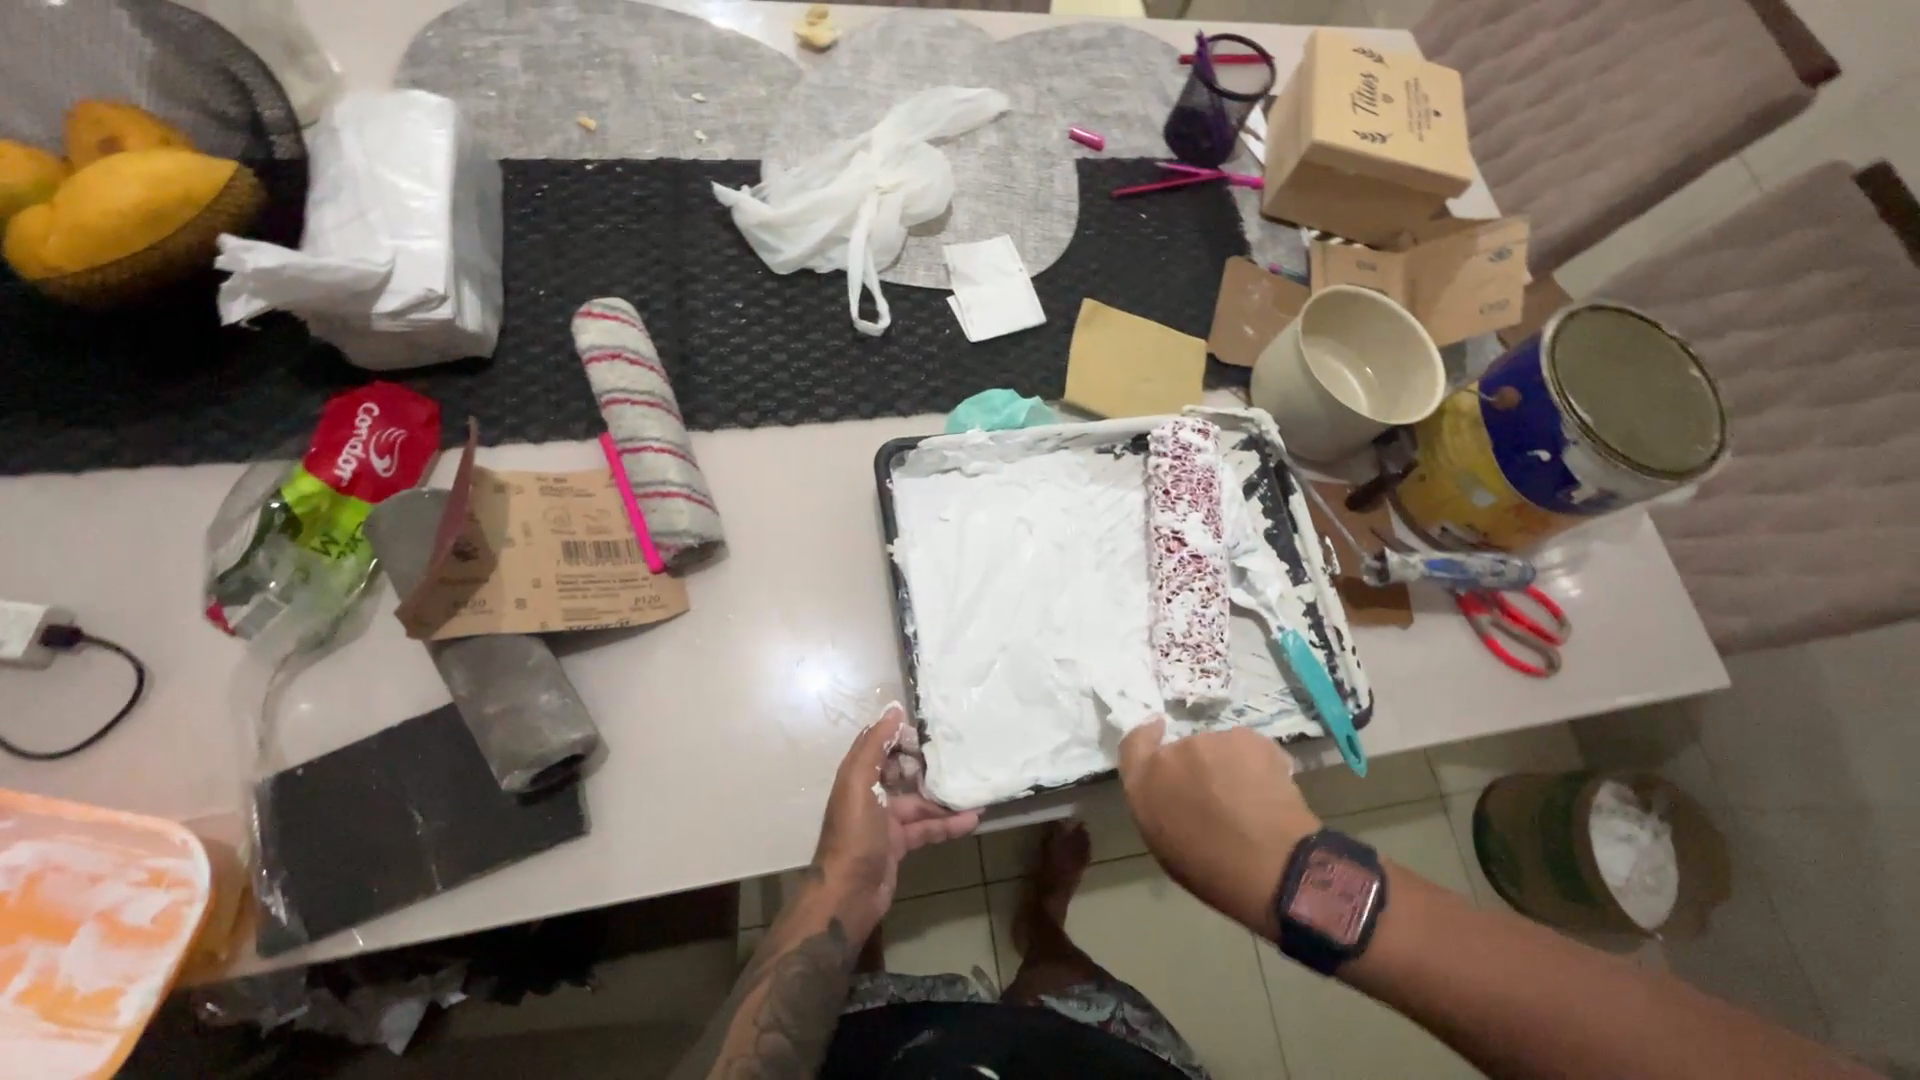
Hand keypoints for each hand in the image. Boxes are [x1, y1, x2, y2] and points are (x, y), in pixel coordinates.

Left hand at [813, 705, 980, 935]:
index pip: (878, 746)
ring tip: (973, 789)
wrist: (849, 896)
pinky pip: (927, 828)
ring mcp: (885, 822)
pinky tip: (971, 820)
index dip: (899, 734)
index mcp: (857, 778)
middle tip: (957, 753)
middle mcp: (869, 796)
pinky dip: (947, 824)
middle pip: (901, 772)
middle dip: (926, 764)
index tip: (929, 725)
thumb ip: (874, 748)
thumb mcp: (859, 785)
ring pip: (919, 802)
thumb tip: (892, 710)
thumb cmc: (854, 836)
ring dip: (943, 798)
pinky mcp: (899, 845)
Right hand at [1119, 717, 1322, 938]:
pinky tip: (1269, 791)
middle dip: (1196, 766)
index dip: (1148, 736)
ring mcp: (1211, 741)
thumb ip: (1158, 802)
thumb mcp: (1164, 842)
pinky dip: (1255, 764)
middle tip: (1216, 796)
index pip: (1134, 742)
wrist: (1274, 868)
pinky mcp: (1248, 737)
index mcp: (1143, 783)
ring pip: (1218, 748)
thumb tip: (1170, 789)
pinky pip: (1247, 748)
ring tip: (1248, 798)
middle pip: (1182, 749)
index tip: (1159, 732)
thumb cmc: (1214, 870)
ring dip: (1226, 766)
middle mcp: (1172, 753)